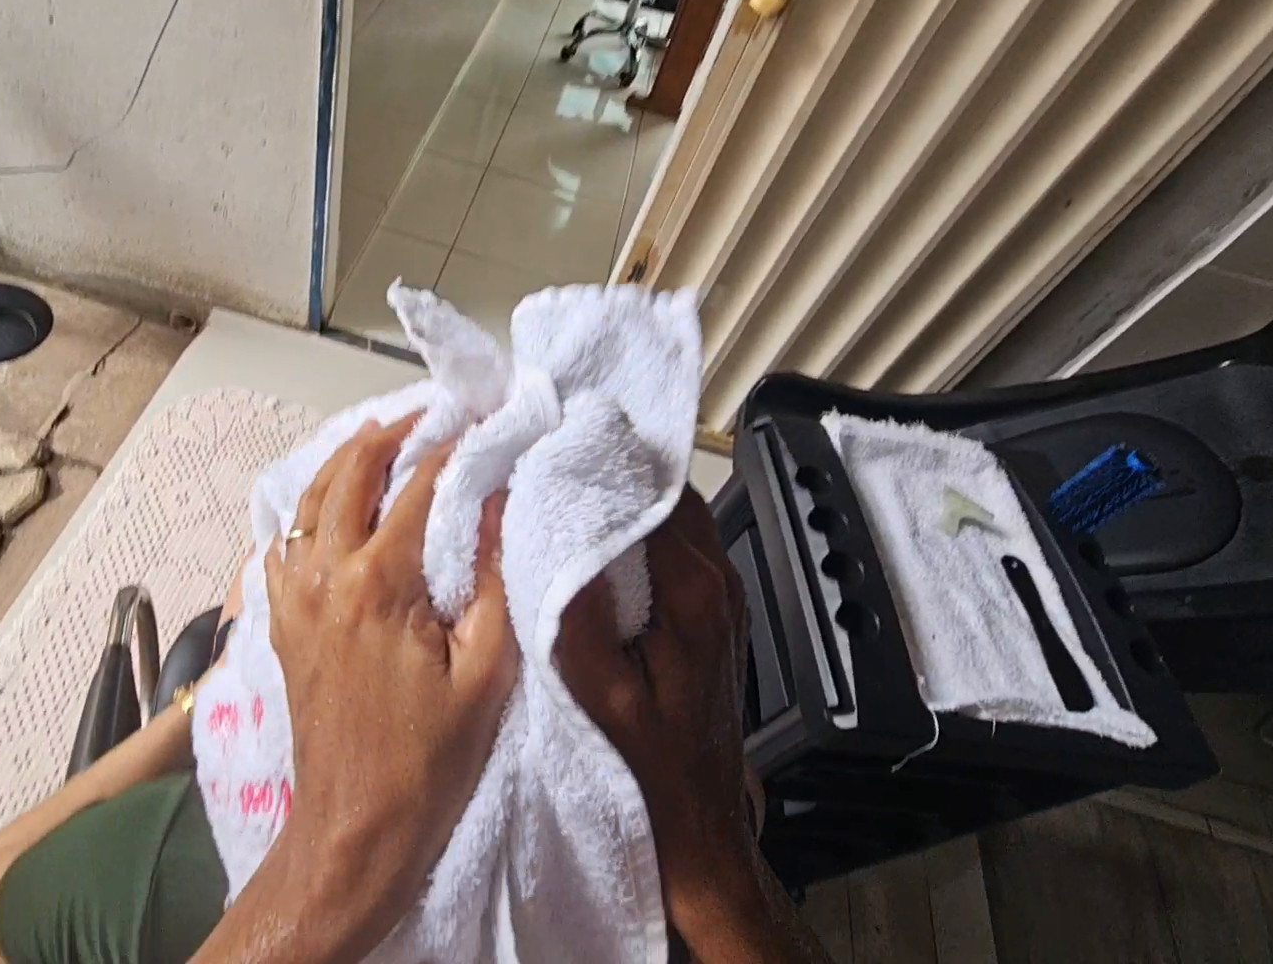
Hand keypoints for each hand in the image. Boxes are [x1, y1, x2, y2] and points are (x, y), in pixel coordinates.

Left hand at [196, 417, 518, 962]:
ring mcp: (293, 595)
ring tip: (378, 438)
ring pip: (309, 500)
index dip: (452, 449)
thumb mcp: (486, 672)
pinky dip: (307, 508)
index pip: (418, 489)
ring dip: (344, 461)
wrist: (353, 827)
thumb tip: (497, 502)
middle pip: (350, 474)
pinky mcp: (280, 618)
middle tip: (424, 415)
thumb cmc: (430, 759)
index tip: (477, 423)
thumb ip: (491, 578)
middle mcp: (326, 575)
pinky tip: (329, 504)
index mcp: (380, 584)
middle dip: (389, 434)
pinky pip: (285, 541)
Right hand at [555, 487, 758, 930]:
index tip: (554, 447)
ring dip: (626, 497)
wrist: (699, 825)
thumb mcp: (597, 693)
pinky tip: (595, 538)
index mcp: (695, 591)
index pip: (653, 493)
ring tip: (567, 489)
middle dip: (614, 470)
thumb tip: (553, 535)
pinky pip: (675, 546)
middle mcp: (718, 582)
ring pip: (673, 516)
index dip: (603, 463)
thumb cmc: (646, 766)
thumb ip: (576, 613)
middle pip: (668, 495)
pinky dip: (638, 527)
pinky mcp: (710, 614)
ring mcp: (719, 597)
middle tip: (553, 461)